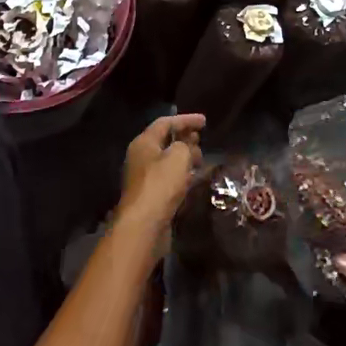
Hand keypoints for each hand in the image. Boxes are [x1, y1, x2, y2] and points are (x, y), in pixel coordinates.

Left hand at [116, 113, 204, 232]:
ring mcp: (143, 177)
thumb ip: (185, 144)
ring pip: (166, 159)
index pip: (166, 122)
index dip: (186, 119)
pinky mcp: (149, 195)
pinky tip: (192, 177)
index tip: (205, 121)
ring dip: (183, 156)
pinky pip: (167, 176)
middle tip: (201, 137)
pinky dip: (180, 173)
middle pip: (164, 140)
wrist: (143, 225)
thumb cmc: (161, 184)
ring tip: (200, 157)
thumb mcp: (179, 155)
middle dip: (184, 137)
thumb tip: (185, 147)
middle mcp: (140, 157)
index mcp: (144, 142)